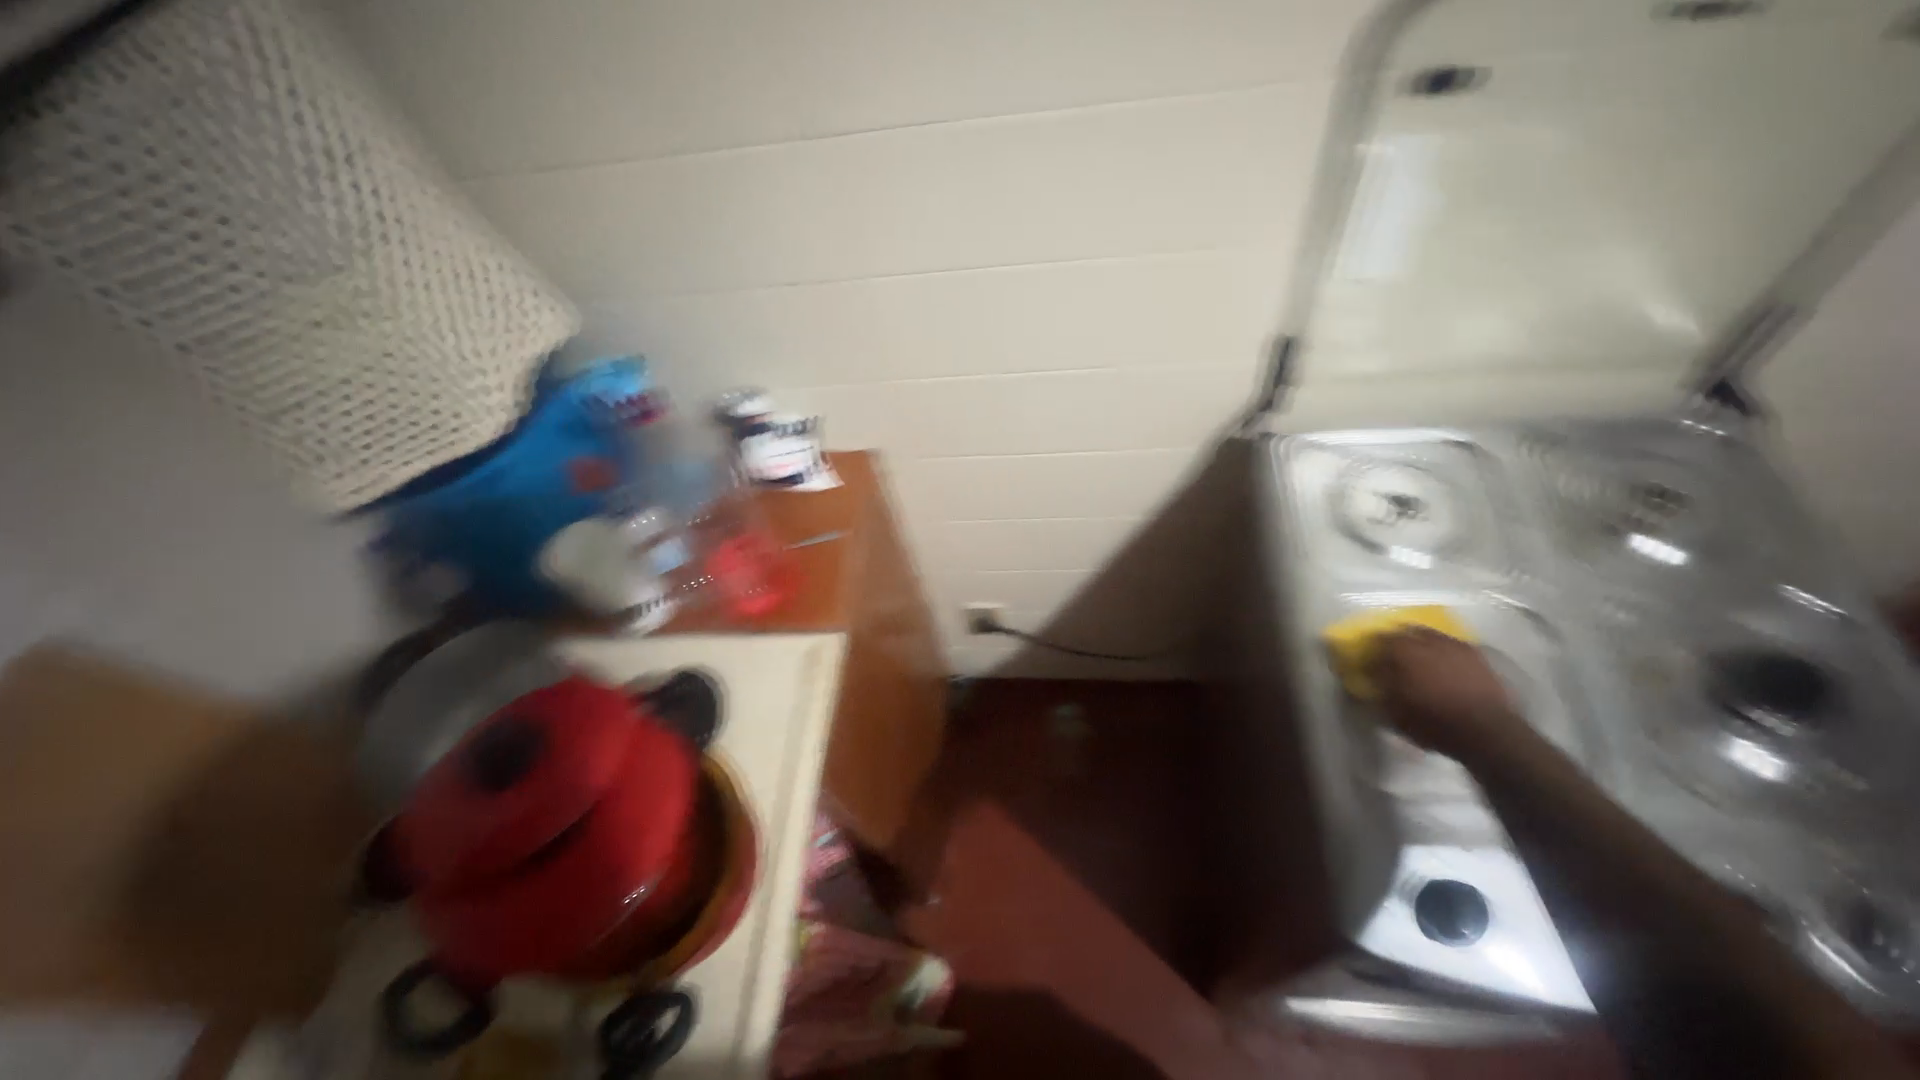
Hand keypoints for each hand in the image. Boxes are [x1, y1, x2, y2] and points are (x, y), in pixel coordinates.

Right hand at [1370, 629, 1526, 761]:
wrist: (1487, 731)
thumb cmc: (1435, 724)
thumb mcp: (1395, 714)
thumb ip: (1379, 692)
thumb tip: (1370, 680)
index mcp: (1402, 652)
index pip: (1378, 640)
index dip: (1372, 650)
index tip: (1369, 662)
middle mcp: (1428, 641)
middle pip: (1406, 631)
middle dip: (1397, 642)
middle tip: (1393, 657)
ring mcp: (1455, 645)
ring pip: (1431, 635)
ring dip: (1422, 644)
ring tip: (1421, 660)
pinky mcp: (1477, 654)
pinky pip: (1453, 645)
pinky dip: (1445, 652)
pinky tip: (1445, 665)